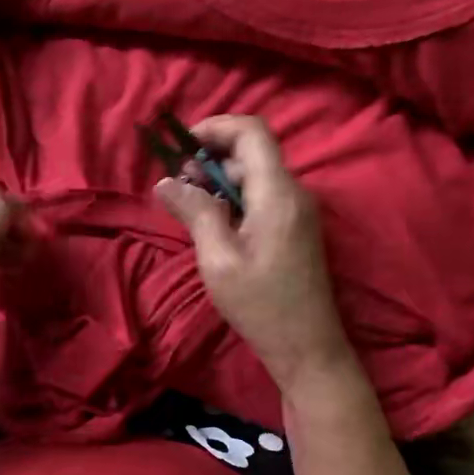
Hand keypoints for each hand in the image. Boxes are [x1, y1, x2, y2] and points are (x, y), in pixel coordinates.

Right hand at [154, 116, 354, 388]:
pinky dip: (234, 198)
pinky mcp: (294, 227)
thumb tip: (166, 181)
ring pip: (255, 175)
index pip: (251, 132)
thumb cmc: (261, 304)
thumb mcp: (218, 259)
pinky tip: (212, 223)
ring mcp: (297, 210)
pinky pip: (261, 196)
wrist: (307, 346)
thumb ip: (195, 212)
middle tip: (177, 185)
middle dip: (210, 158)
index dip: (215, 128)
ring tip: (188, 206)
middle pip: (251, 152)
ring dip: (219, 180)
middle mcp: (293, 193)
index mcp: (277, 194)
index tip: (182, 146)